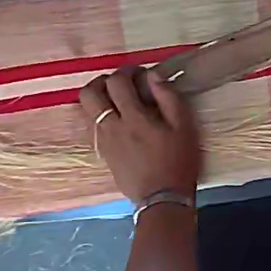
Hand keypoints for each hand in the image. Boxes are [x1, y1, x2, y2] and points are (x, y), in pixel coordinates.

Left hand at [80, 67, 201, 202]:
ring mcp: (103, 141)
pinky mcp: (103, 153)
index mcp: (133, 118)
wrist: (161, 199)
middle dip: (102, 82)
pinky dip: (102, 116)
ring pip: (87, 110)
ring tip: (117, 102)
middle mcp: (111, 126)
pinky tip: (119, 122)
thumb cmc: (178, 161)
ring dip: (99, 99)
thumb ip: (168, 98)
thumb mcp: (184, 127)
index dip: (127, 71)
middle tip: (120, 84)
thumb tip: (153, 76)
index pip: (118, 82)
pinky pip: (93, 126)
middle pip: (90, 93)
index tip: (140, 74)